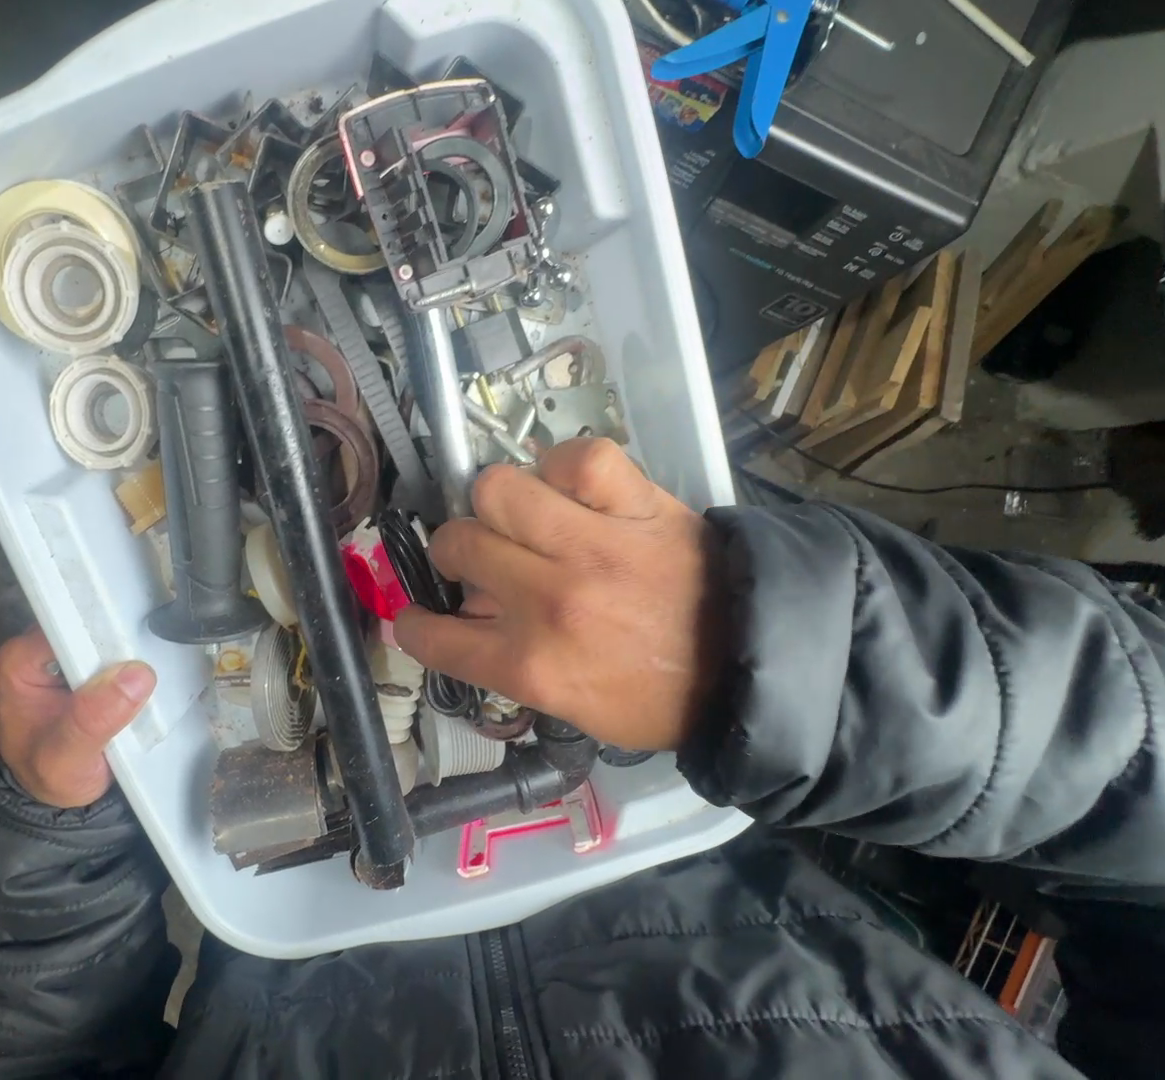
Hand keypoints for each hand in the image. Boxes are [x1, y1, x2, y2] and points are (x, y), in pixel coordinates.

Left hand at [0, 628, 156, 807]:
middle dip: (127, 642)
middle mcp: (48, 646)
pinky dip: (144, 663)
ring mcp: (77, 652)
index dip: (102, 633)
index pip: (66, 625)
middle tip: (156, 664)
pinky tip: (160, 676)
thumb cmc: (49, 774)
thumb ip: (92, 721)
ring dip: (141, 652)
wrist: (58, 792)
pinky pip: (128, 650)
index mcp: (23, 660)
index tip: (136, 649)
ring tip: (162, 672)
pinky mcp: (101, 662)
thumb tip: (137, 676)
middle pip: (95, 623)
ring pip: (115, 634)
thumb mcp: (64, 759)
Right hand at [395, 439, 723, 751]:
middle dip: (455, 554)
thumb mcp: (570, 704)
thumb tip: (466, 609)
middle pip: (456, 543)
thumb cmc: (656, 696)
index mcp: (531, 664)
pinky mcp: (637, 505)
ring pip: (497, 488)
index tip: (417, 618)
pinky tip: (569, 489)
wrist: (751, 666)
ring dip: (496, 505)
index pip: (435, 637)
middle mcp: (549, 600)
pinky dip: (564, 467)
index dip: (414, 626)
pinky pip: (577, 458)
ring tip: (519, 518)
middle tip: (479, 559)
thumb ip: (506, 661)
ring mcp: (592, 546)